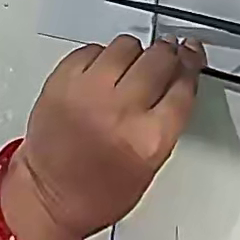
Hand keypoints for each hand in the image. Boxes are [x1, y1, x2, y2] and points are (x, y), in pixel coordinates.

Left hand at [0, 35, 204, 239]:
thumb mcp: (149, 164)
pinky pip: (92, 48)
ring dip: (134, 53)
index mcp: (148, 139)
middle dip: (167, 54)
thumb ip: (166, 119)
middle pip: (158, 59)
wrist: (48, 193)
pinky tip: (103, 70)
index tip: (191, 54)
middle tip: (166, 53)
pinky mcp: (62, 79)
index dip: (190, 64)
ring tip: (130, 66)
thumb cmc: (97, 191)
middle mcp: (119, 110)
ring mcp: (88, 91)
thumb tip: (177, 78)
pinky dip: (101, 55)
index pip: (183, 87)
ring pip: (126, 46)